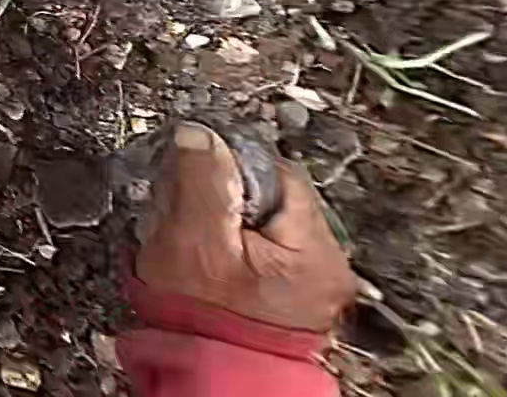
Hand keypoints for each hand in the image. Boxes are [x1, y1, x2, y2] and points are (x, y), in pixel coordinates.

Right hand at [135, 124, 355, 333]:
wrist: (201, 373)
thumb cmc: (200, 315)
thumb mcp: (193, 237)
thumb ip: (201, 180)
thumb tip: (201, 134)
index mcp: (314, 249)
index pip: (270, 167)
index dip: (225, 161)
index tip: (191, 166)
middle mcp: (323, 261)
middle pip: (262, 187)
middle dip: (216, 186)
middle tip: (183, 203)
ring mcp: (304, 274)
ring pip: (252, 208)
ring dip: (214, 206)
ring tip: (188, 228)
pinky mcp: (282, 282)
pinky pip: (250, 233)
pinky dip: (220, 229)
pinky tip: (198, 243)